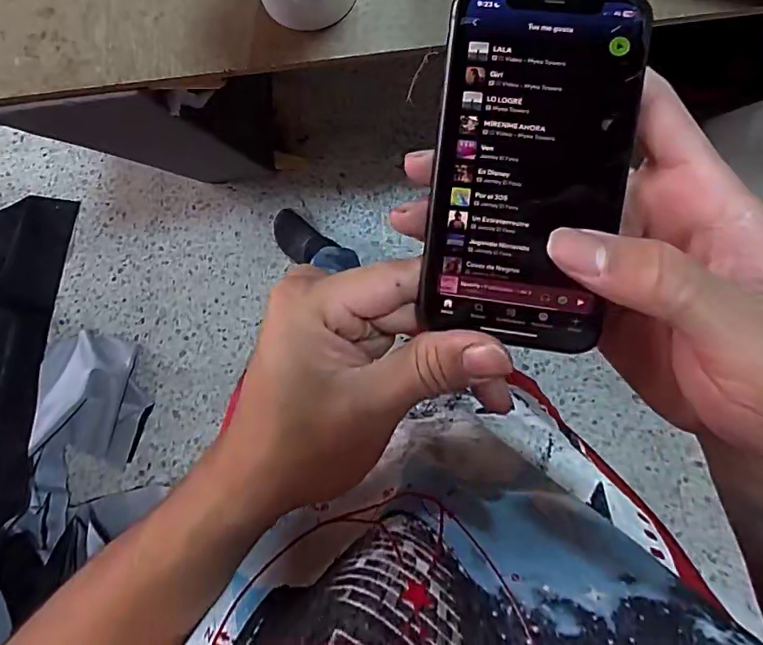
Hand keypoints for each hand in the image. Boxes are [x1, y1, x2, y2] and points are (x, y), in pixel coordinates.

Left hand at [213, 260, 513, 519]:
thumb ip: (433, 367)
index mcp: (317, 294)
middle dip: (454, 337)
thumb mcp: (373, 404)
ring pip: (403, 319)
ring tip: (493, 388)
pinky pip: (387, 334)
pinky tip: (457, 379)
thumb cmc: (304, 446)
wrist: (255, 483)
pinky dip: (419, 358)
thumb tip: (498, 350)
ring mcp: (326, 309)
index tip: (507, 317)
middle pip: (404, 300)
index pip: (399, 278)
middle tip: (506, 372)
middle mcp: (319, 288)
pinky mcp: (335, 331)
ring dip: (443, 352)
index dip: (455, 295)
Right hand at [391, 69, 762, 470]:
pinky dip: (499, 260)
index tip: (546, 64)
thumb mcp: (739, 320)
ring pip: (546, 214)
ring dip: (491, 207)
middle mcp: (648, 211)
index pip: (655, 114)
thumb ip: (660, 278)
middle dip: (515, 149)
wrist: (762, 443)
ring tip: (427, 202)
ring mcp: (615, 253)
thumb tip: (564, 242)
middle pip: (576, 163)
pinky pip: (540, 266)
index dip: (609, 79)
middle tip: (451, 146)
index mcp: (697, 194)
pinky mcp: (591, 293)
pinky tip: (457, 257)